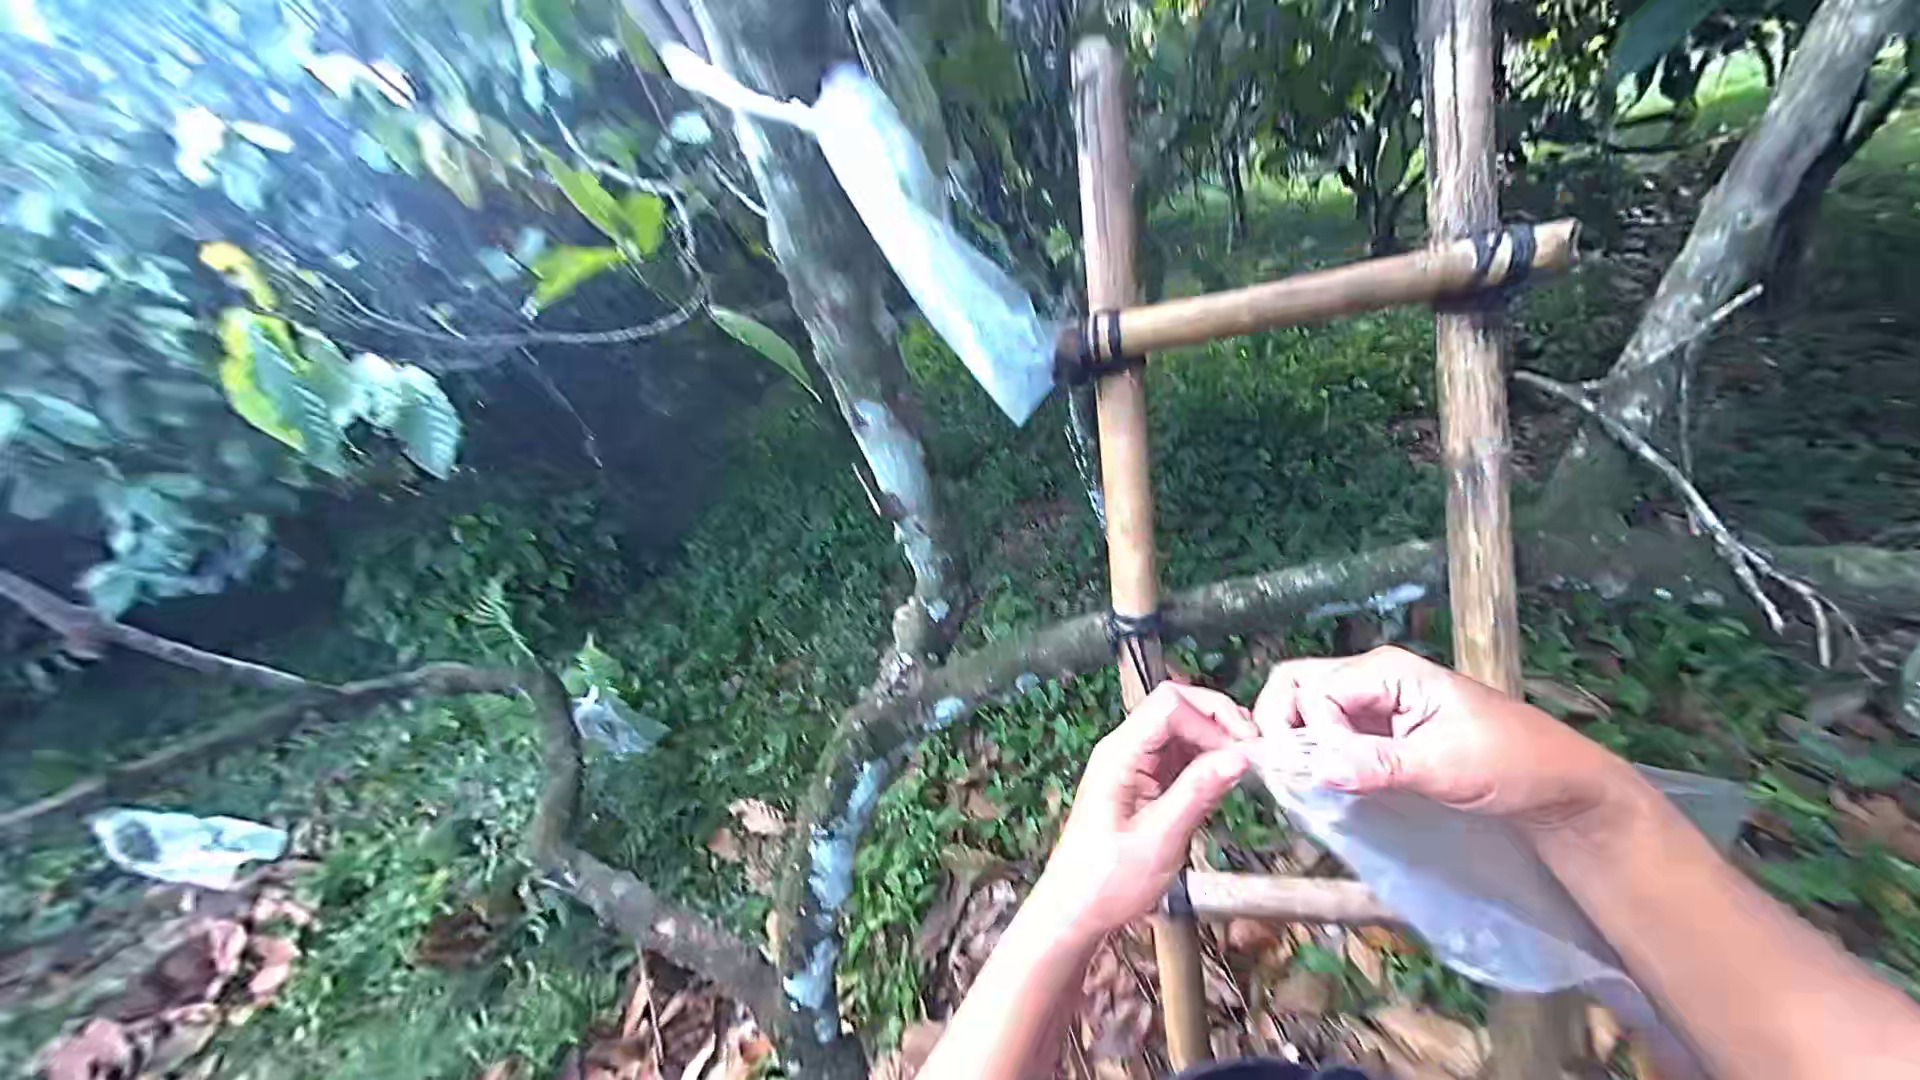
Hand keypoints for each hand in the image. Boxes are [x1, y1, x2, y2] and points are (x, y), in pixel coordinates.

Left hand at [1031, 682, 1256, 939]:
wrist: (1076, 907)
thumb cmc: (1106, 879)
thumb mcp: (1160, 839)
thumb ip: (1198, 793)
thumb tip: (1238, 758)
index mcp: (1119, 754)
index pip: (1168, 706)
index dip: (1211, 718)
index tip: (1244, 747)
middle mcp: (1123, 749)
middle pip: (1174, 707)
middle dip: (1217, 719)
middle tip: (1253, 748)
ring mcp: (1132, 762)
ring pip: (1179, 728)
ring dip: (1214, 738)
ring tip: (1246, 763)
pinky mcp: (1142, 779)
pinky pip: (1177, 754)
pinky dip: (1204, 759)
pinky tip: (1224, 777)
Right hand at [1252, 646, 1643, 835]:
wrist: (1561, 788)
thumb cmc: (1516, 764)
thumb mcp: (1447, 766)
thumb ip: (1378, 764)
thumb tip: (1317, 769)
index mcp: (1386, 670)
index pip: (1316, 690)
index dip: (1314, 731)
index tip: (1332, 771)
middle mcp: (1367, 677)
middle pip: (1294, 684)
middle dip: (1280, 722)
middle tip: (1286, 765)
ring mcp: (1367, 701)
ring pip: (1300, 704)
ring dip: (1292, 736)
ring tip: (1297, 772)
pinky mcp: (1370, 727)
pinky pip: (1321, 728)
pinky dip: (1309, 749)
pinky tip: (1315, 774)